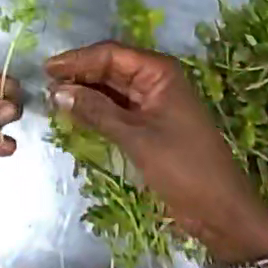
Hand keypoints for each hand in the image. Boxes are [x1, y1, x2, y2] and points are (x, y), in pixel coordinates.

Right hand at [45, 42, 267, 262]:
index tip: (47, 68)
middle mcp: (155, 80)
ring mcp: (152, 103)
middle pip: (110, 68)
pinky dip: (96, 110)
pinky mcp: (149, 125)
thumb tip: (57, 91)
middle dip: (79, 74)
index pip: (111, 54)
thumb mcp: (136, 138)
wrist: (221, 213)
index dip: (78, 59)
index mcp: (159, 71)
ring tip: (53, 98)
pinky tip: (74, 113)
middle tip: (45, 84)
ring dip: (85, 92)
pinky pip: (117, 108)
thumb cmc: (184, 168)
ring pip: (111, 88)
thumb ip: (96, 111)